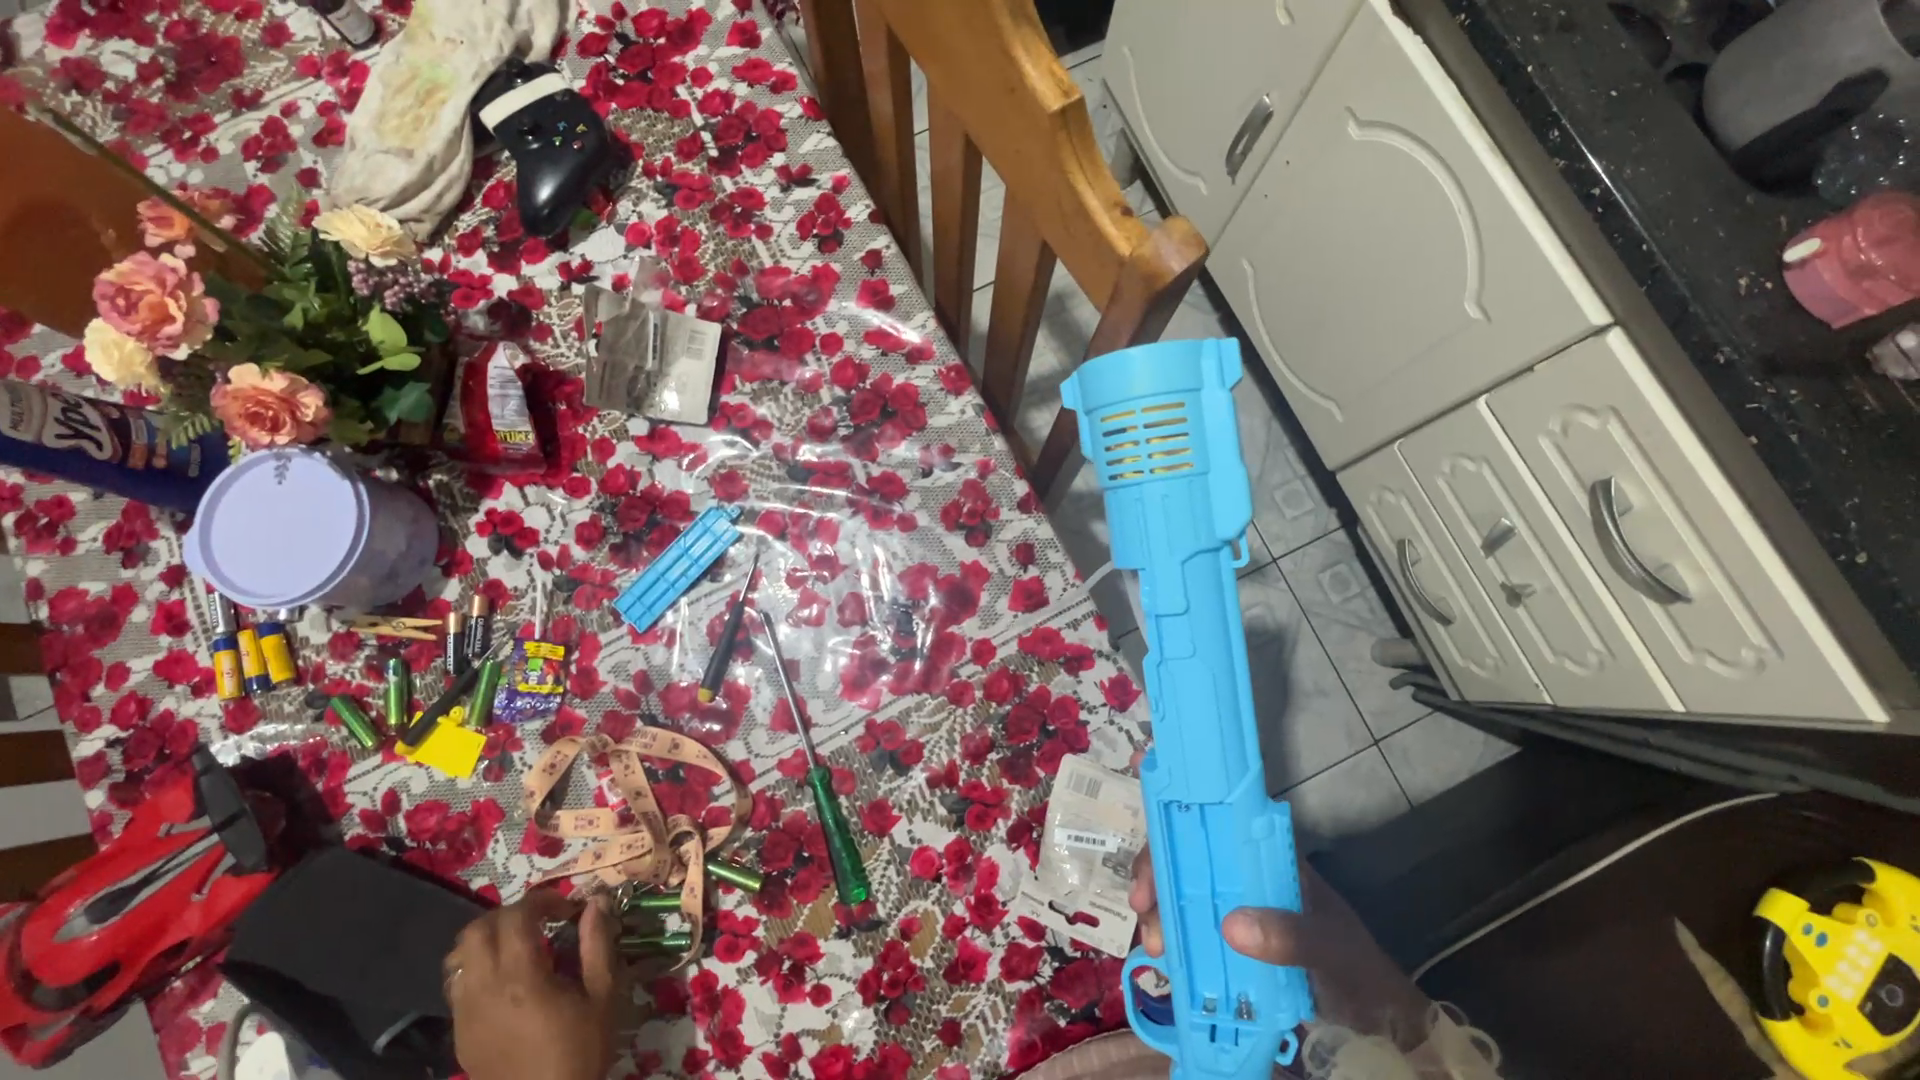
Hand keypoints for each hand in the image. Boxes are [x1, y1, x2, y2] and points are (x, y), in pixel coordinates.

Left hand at [444, 889, 626, 1079]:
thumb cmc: (580, 1052)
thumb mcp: (602, 996)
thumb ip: (597, 944)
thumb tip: (596, 902)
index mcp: (521, 977)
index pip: (516, 916)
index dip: (541, 901)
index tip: (567, 908)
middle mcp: (484, 988)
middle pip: (478, 929)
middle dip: (510, 914)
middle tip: (540, 921)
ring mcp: (465, 1012)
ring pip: (459, 955)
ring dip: (487, 939)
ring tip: (518, 947)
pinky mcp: (458, 1032)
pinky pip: (457, 984)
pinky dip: (477, 967)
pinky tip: (504, 980)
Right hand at [1128, 846, 1431, 1047]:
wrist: (1373, 1019)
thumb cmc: (1354, 967)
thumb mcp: (1329, 947)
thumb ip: (1290, 935)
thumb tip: (1229, 925)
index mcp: (1266, 857)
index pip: (1213, 824)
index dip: (1174, 826)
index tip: (1152, 846)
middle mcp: (1242, 875)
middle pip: (1185, 856)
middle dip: (1156, 874)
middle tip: (1143, 906)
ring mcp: (1230, 907)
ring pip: (1178, 892)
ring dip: (1158, 910)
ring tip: (1155, 943)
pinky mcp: (1222, 942)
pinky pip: (1185, 930)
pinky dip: (1167, 937)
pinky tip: (1161, 955)